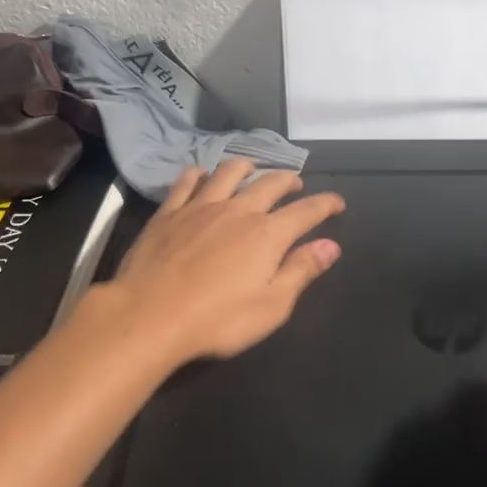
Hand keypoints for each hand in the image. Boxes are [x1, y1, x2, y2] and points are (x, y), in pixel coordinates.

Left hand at [105, 160, 344, 364]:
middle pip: (270, 183)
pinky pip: (187, 181)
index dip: (326, 203)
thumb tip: (331, 246)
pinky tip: (201, 175)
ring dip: (246, 167)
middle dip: (288, 180)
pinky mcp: (169, 212)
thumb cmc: (216, 320)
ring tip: (251, 169)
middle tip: (296, 184)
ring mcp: (201, 207)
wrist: (148, 317)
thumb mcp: (271, 306)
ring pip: (229, 172)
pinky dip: (199, 174)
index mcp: (268, 234)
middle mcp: (238, 210)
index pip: (307, 211)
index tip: (337, 201)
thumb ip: (301, 271)